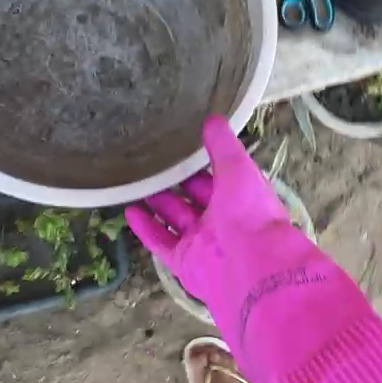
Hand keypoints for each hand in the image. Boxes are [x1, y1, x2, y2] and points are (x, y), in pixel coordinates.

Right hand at [125, 115, 317, 341]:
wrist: (251, 264)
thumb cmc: (249, 210)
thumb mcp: (237, 166)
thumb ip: (222, 144)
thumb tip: (212, 118)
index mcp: (239, 198)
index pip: (217, 178)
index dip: (199, 165)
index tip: (180, 149)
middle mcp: (222, 220)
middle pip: (194, 199)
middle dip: (176, 184)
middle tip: (152, 165)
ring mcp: (202, 242)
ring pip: (175, 219)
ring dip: (157, 204)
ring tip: (136, 185)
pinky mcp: (184, 261)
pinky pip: (161, 242)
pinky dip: (146, 228)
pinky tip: (129, 212)